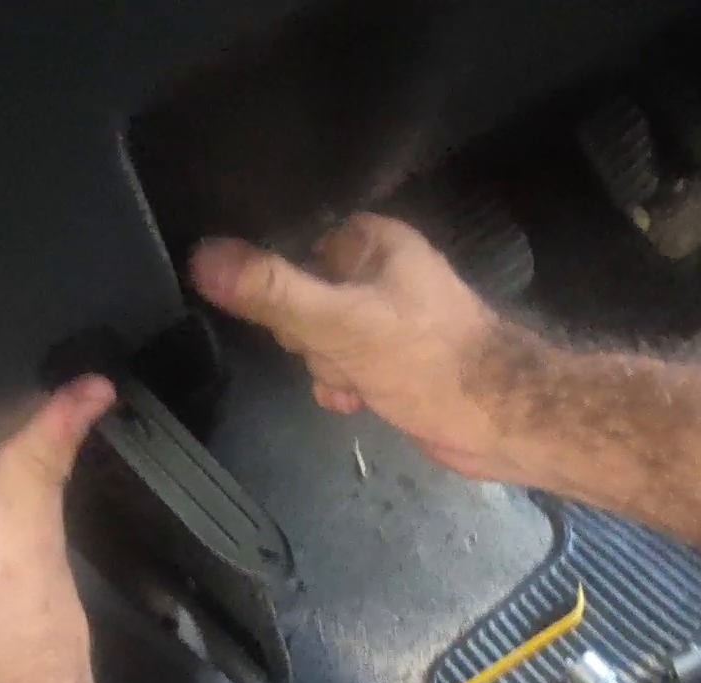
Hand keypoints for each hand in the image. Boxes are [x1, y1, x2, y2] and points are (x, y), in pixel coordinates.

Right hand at [190, 213, 534, 481]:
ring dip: (329, 368)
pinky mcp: (394, 360)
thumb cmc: (427, 360)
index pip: (292, 247)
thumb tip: (201, 257)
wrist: (499, 421)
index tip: (292, 319)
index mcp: (372, 243)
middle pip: (302, 299)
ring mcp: (388, 319)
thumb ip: (274, 292)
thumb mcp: (343, 323)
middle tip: (340, 353)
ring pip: (321, 339)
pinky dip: (346, 385)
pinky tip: (357, 401)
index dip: (281, 287)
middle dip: (312, 339)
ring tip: (359, 382)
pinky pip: (345, 365)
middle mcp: (380, 274)